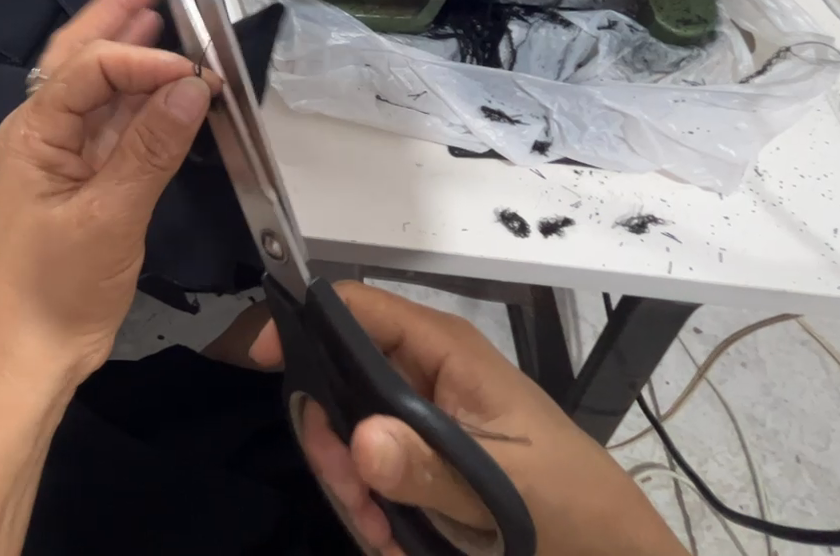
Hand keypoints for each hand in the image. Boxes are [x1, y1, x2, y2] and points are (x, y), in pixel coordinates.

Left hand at [0, 0, 218, 380]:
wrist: (32, 350)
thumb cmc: (56, 287)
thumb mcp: (107, 217)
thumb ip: (152, 148)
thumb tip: (196, 84)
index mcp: (34, 130)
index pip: (90, 69)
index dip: (141, 58)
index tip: (195, 69)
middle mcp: (45, 127)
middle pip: (80, 54)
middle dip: (116, 11)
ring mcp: (66, 150)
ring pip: (100, 83)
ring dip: (131, 45)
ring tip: (163, 6)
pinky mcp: (87, 173)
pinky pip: (117, 120)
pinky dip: (143, 94)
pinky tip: (165, 76)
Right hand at [252, 282, 687, 555]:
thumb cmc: (577, 509)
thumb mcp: (512, 492)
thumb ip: (433, 466)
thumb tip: (359, 440)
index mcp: (441, 348)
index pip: (353, 306)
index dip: (302, 319)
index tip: (262, 359)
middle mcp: (418, 371)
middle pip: (334, 374)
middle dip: (330, 436)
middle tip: (354, 496)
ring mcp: (413, 414)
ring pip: (342, 426)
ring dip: (349, 483)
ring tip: (382, 535)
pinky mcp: (413, 455)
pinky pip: (364, 467)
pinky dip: (367, 506)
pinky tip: (394, 541)